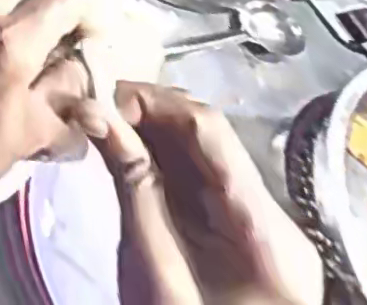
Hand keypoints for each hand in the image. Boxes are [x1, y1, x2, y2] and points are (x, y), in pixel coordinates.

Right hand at [77, 83, 323, 304]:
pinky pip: (198, 174)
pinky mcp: (240, 230)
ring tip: (102, 123)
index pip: (210, 129)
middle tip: (94, 108)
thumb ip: (131, 182)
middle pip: (208, 134)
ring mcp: (259, 222)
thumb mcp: (153, 268)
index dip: (153, 101)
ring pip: (201, 149)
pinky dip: (159, 155)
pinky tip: (125, 149)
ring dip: (149, 129)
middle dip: (148, 111)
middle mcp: (273, 215)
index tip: (101, 100)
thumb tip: (93, 109)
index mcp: (266, 231)